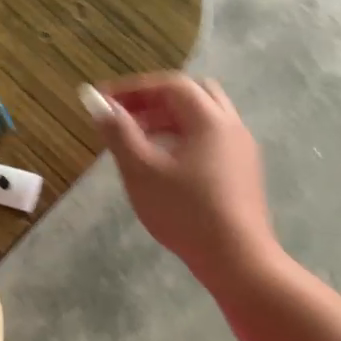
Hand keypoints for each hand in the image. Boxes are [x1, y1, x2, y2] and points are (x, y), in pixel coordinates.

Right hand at [86, 73, 282, 283]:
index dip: (134, 88)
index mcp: (209, 120)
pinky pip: (210, 138)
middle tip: (123, 114)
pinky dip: (182, 136)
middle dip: (154, 98)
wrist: (235, 256)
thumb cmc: (183, 211)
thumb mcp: (140, 170)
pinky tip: (162, 162)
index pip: (171, 85)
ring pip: (203, 117)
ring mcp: (241, 148)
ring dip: (168, 118)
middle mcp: (231, 126)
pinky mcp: (242, 170)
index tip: (102, 100)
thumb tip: (98, 105)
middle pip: (193, 94)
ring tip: (136, 138)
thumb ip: (119, 133)